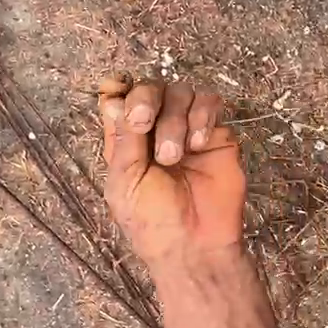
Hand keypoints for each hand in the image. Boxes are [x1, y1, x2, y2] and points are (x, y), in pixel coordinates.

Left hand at [98, 77, 245, 273]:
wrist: (197, 242)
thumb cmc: (153, 220)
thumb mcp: (125, 182)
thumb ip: (123, 138)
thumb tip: (110, 99)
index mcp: (127, 141)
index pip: (120, 100)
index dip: (119, 88)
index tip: (117, 86)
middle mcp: (157, 129)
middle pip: (151, 88)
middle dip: (146, 100)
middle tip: (144, 124)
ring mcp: (188, 129)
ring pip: (182, 92)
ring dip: (175, 120)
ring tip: (176, 155)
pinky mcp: (217, 132)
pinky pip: (210, 103)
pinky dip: (202, 117)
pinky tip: (199, 144)